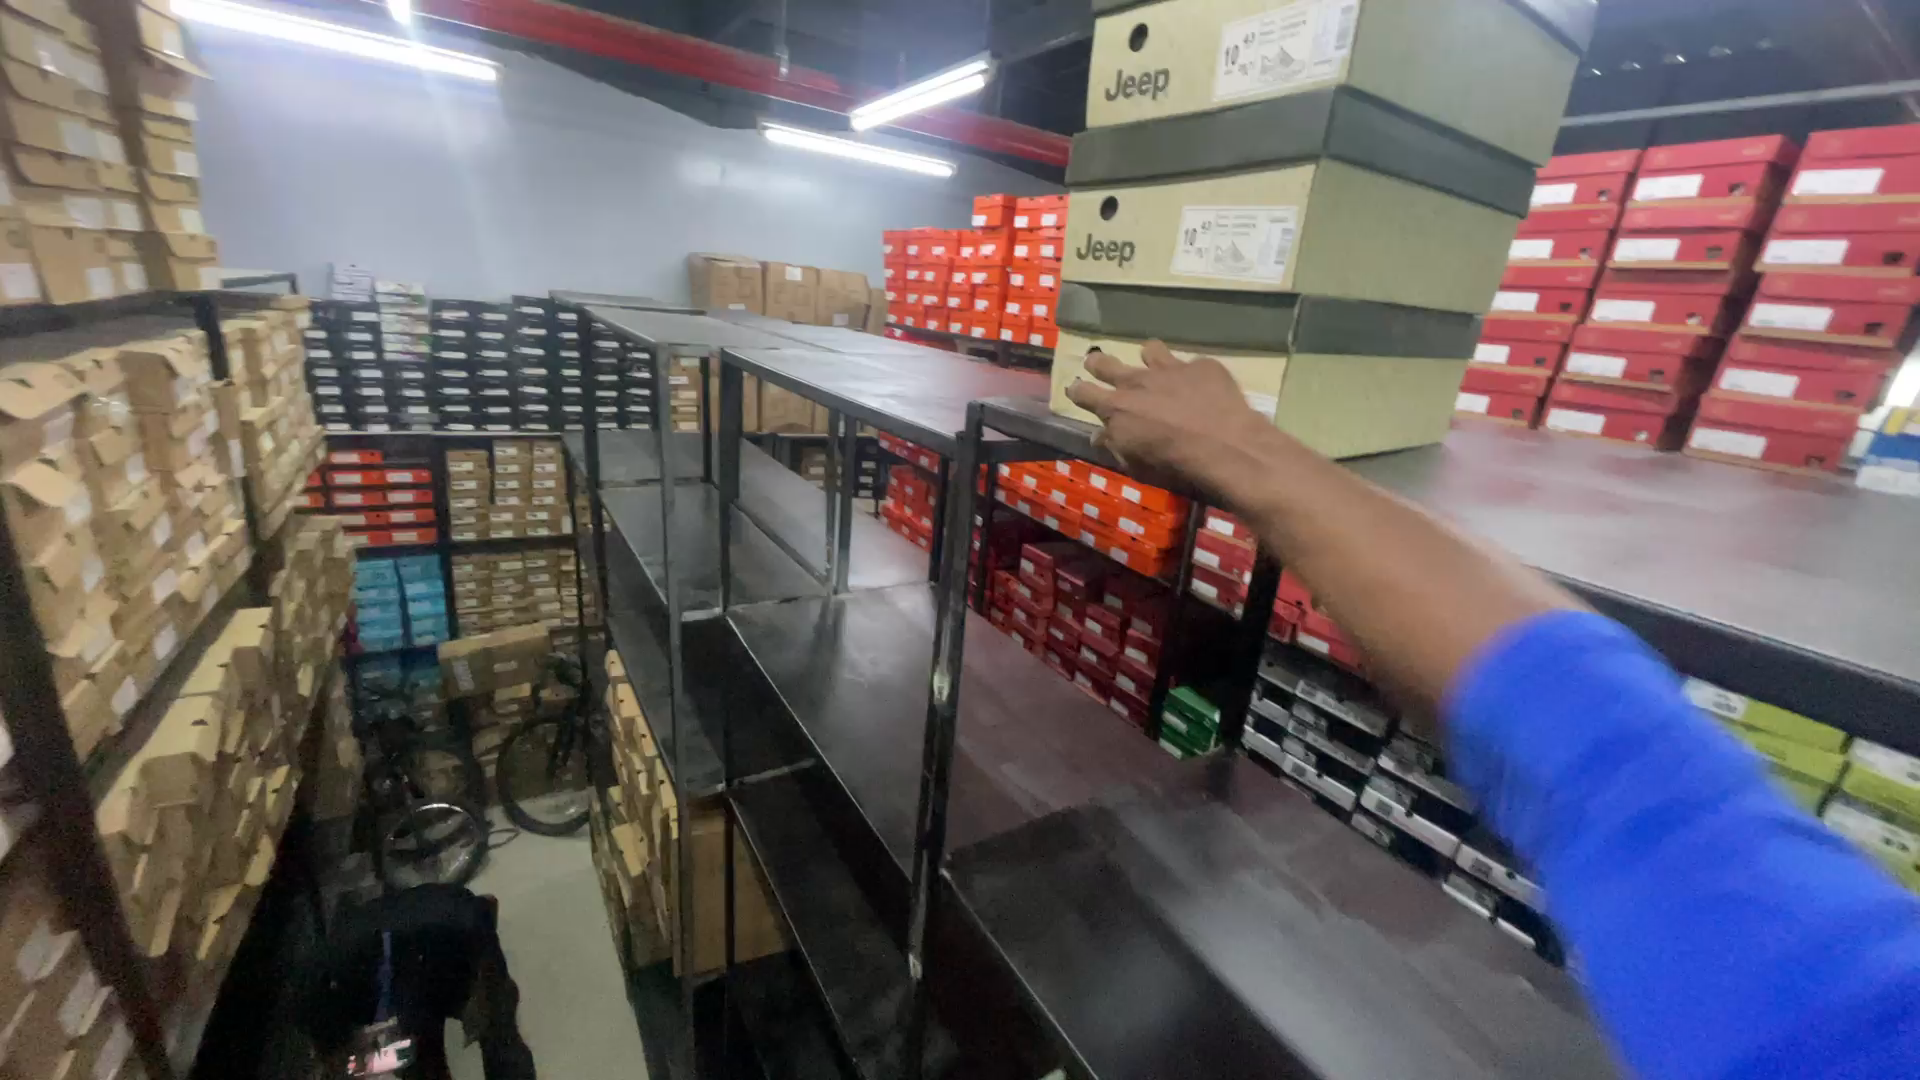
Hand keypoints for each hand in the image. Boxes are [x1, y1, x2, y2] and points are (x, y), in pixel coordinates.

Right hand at [1064, 341, 1277, 491]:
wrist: (1223, 444)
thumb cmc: (1172, 463)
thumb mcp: (1135, 464)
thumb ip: (1115, 446)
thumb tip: (1099, 436)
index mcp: (1116, 408)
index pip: (1083, 393)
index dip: (1077, 391)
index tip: (1076, 390)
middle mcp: (1137, 382)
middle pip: (1105, 363)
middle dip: (1098, 364)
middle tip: (1097, 365)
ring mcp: (1170, 368)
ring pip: (1149, 349)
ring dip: (1148, 358)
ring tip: (1154, 366)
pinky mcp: (1202, 365)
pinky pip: (1190, 363)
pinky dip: (1191, 374)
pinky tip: (1202, 387)